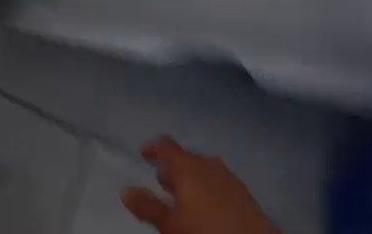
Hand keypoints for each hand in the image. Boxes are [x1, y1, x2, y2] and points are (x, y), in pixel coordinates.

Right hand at [121, 137, 276, 233]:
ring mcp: (230, 178)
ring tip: (186, 199)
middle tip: (164, 184)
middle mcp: (209, 164)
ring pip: (205, 170)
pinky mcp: (246, 195)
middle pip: (187, 157)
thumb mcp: (171, 225)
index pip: (166, 145)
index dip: (153, 148)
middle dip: (174, 168)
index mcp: (188, 166)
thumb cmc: (205, 232)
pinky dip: (210, 188)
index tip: (144, 155)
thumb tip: (126, 190)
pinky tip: (210, 207)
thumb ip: (148, 206)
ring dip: (193, 179)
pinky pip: (221, 182)